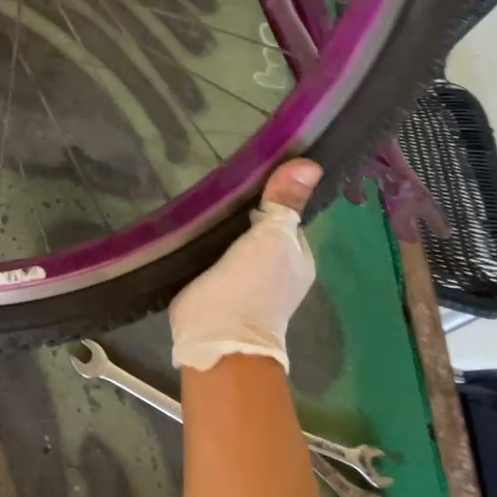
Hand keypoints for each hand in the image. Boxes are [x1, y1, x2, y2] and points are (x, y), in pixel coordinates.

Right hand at [169, 159, 321, 372]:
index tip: (241, 181)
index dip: (267, 200)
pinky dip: (203, 245)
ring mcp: (245, 282)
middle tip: (212, 190)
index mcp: (297, 259)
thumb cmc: (252, 284)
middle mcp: (277, 271)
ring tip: (195, 205)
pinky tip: (186, 233)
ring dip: (219, 230)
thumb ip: (284, 203)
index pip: (284, 219)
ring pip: (234, 244)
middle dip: (240, 214)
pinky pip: (212, 256)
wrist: (216, 333)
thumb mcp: (272, 237)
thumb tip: (311, 163)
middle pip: (258, 231)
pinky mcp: (215, 287)